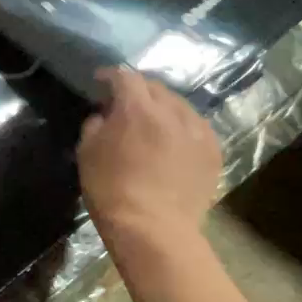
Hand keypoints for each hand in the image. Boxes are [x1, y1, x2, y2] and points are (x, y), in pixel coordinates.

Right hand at [77, 68, 221, 267]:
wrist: (153, 226)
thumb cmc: (109, 186)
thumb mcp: (87, 150)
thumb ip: (97, 123)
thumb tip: (106, 115)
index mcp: (138, 110)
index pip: (126, 77)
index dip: (110, 75)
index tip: (98, 81)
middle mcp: (174, 114)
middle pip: (157, 88)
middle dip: (137, 89)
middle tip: (120, 102)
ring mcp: (200, 133)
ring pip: (180, 106)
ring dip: (161, 106)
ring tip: (148, 120)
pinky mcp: (214, 152)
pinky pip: (196, 127)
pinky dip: (180, 125)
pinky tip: (169, 139)